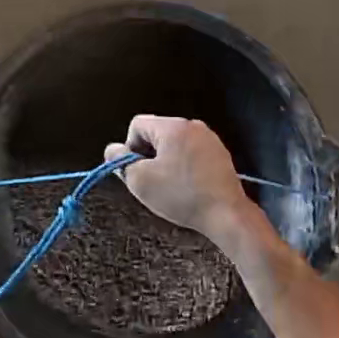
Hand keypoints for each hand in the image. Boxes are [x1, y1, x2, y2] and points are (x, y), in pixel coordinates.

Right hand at [105, 115, 256, 240]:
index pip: (137, 124)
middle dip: (149, 156)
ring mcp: (209, 139)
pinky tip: (187, 188)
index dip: (130, 147)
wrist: (225, 213)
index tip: (137, 170)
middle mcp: (193, 126)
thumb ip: (121, 162)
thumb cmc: (181, 195)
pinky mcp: (220, 154)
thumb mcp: (140, 181)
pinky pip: (191, 154)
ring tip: (171, 187)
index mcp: (173, 127)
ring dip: (166, 162)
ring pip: (174, 145)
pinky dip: (184, 167)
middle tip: (152, 181)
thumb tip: (113, 150)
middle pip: (156, 134)